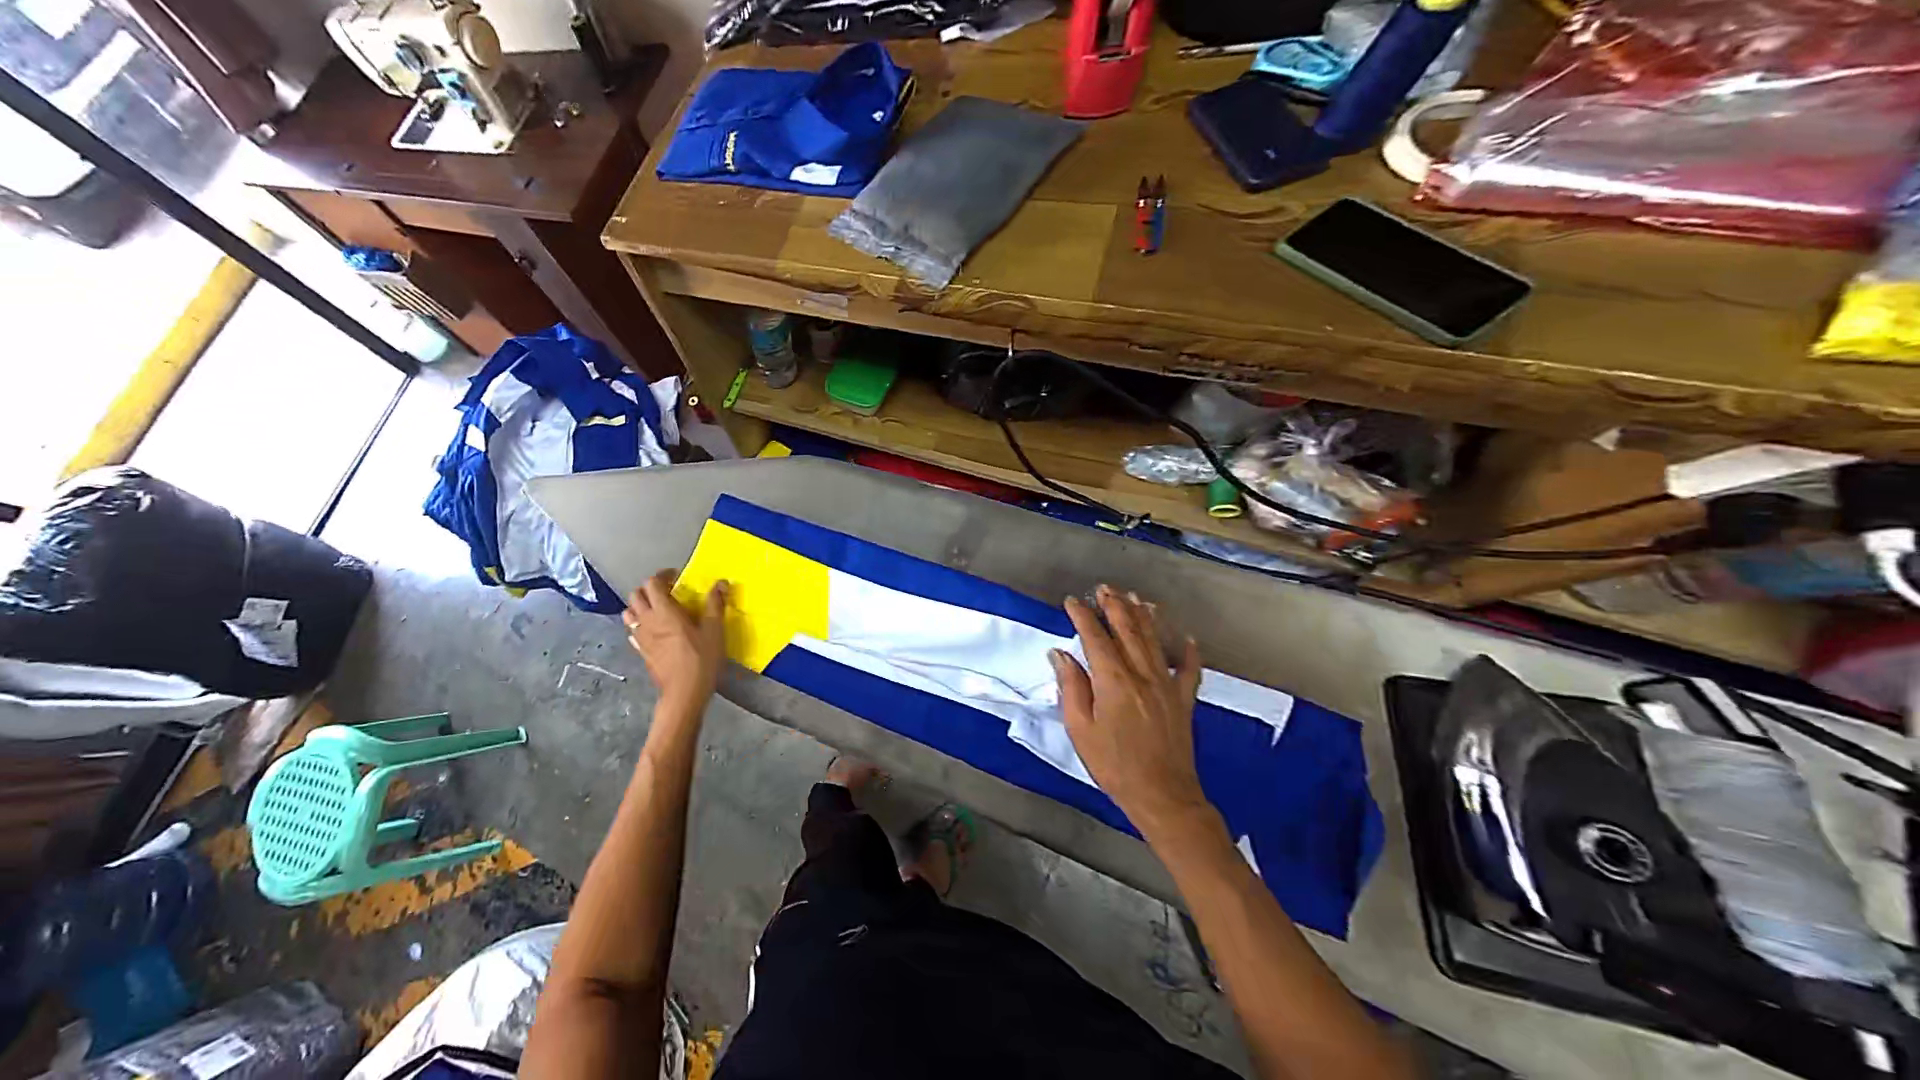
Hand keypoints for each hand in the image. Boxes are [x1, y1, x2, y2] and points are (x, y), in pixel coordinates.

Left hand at [623, 570, 728, 710]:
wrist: (683, 692)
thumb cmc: (701, 659)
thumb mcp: (714, 630)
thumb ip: (715, 604)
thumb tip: (720, 583)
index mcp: (664, 611)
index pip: (653, 583)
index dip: (663, 576)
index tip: (676, 577)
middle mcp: (647, 620)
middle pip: (637, 595)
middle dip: (650, 588)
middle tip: (668, 591)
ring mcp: (640, 637)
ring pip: (630, 612)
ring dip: (640, 605)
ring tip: (658, 609)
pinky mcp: (640, 651)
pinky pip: (632, 630)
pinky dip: (639, 624)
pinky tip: (653, 629)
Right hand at [1051, 584, 1213, 835]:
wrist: (1163, 795)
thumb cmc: (1114, 765)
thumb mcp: (1081, 729)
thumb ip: (1071, 687)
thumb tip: (1061, 654)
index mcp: (1114, 681)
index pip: (1095, 638)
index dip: (1083, 616)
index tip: (1072, 601)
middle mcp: (1143, 674)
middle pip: (1128, 630)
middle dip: (1114, 605)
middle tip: (1103, 588)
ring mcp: (1168, 684)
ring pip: (1155, 640)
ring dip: (1144, 615)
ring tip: (1134, 597)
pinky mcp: (1184, 699)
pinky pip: (1189, 669)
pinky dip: (1188, 651)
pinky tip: (1186, 637)